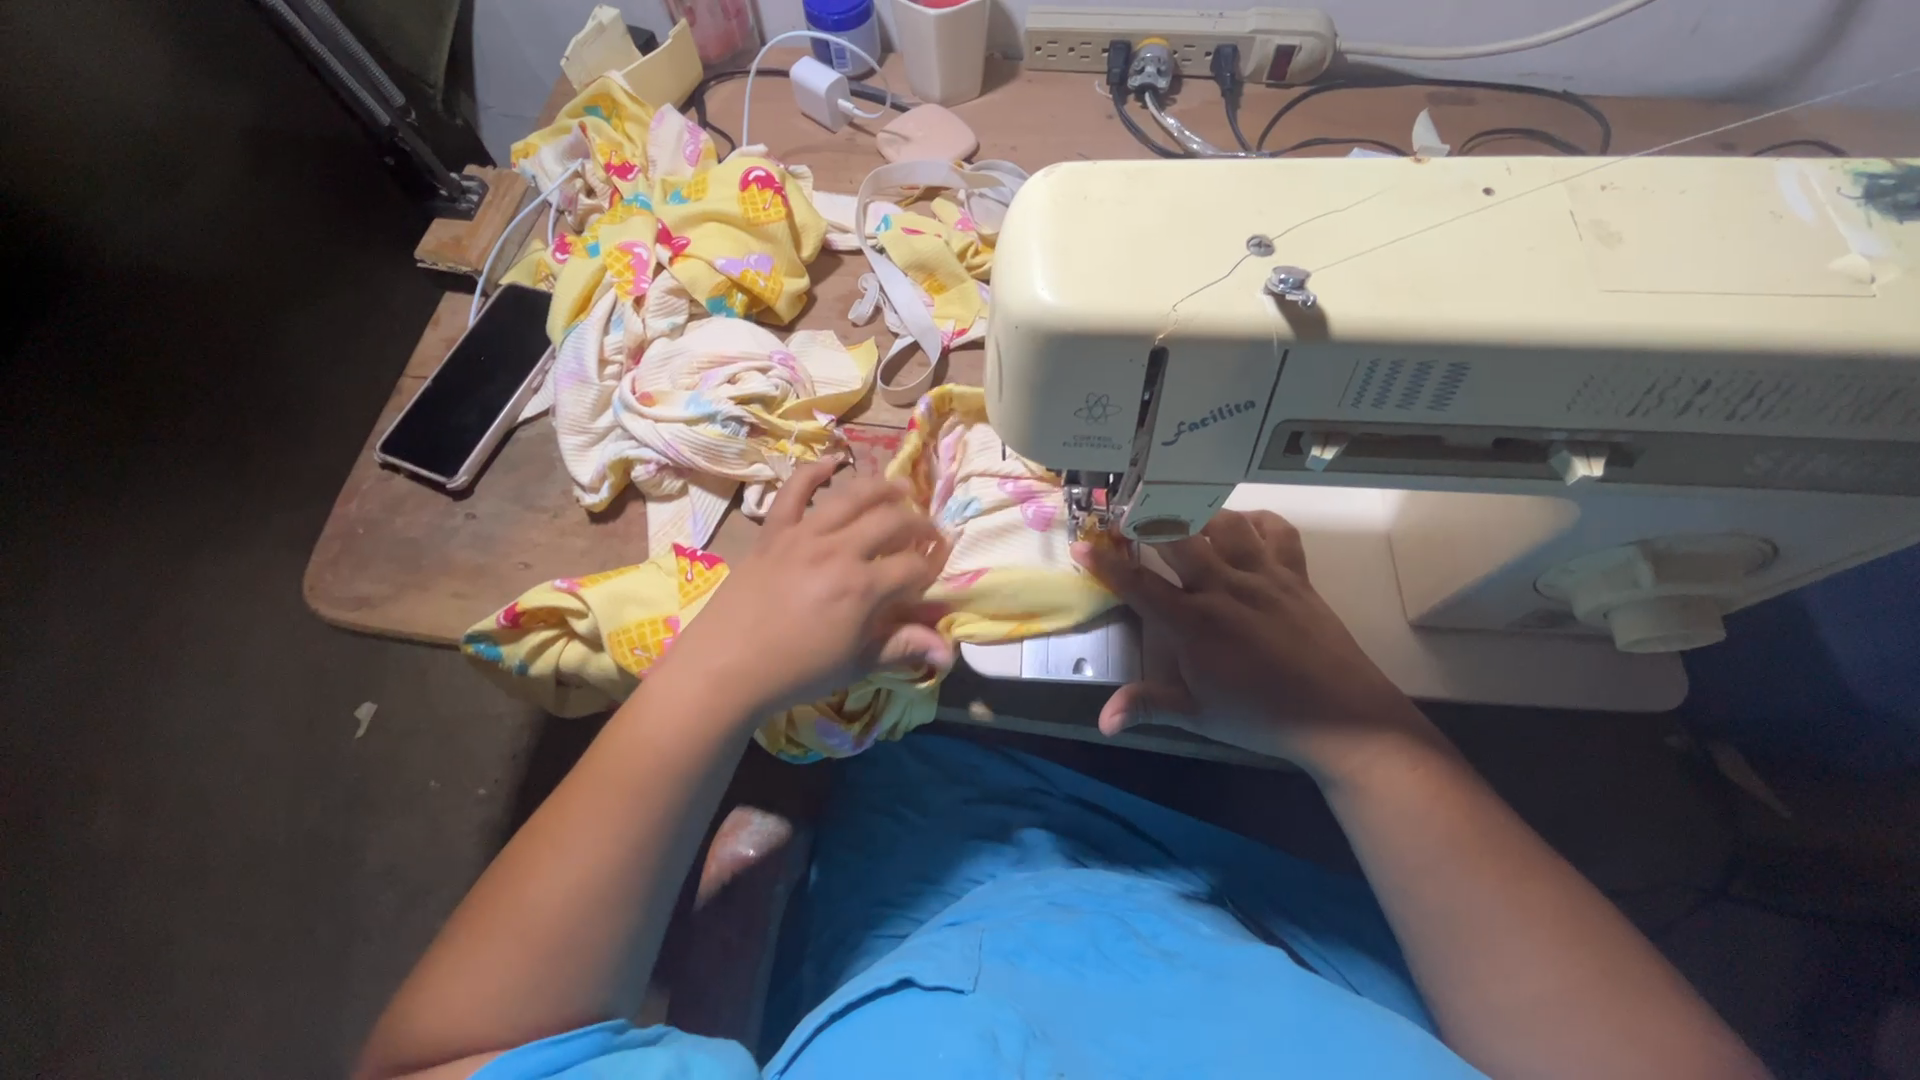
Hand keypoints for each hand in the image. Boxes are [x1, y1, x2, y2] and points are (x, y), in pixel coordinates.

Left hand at [657, 459, 951, 717]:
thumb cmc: (796, 672)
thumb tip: (949, 653)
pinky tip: (833, 462)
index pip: (913, 566)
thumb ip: (903, 647)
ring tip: (902, 489)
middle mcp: (837, 551)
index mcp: (862, 588)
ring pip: (852, 496)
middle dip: (919, 526)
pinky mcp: (773, 532)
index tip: (934, 573)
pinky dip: (814, 471)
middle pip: (892, 521)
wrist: (725, 668)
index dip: (932, 568)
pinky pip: (794, 490)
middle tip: (927, 534)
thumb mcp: (857, 664)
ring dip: (883, 488)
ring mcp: (803, 536)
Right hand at [1072, 510, 1432, 777]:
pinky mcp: (1296, 575)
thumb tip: (1102, 721)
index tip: (1083, 546)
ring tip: (1180, 512)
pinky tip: (1242, 526)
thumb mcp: (1198, 715)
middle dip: (1146, 518)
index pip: (1140, 584)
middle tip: (1126, 510)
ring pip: (1225, 523)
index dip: (1107, 563)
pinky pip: (1277, 530)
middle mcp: (1224, 589)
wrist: (1341, 716)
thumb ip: (1148, 706)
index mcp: (1194, 624)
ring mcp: (1263, 576)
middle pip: (1178, 537)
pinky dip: (1257, 520)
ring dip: (1198, 513)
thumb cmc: (1262, 718)